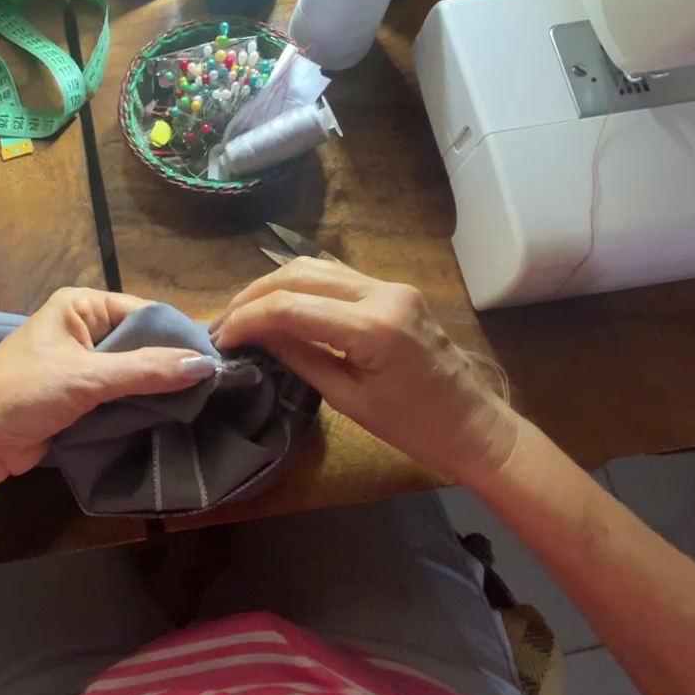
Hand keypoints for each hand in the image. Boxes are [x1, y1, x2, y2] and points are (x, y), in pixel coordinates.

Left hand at [0, 288, 217, 488]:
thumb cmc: (25, 392)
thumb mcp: (88, 377)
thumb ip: (147, 370)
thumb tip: (206, 364)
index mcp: (80, 306)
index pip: (143, 312)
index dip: (177, 336)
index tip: (216, 360)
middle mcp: (82, 328)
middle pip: (140, 343)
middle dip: (169, 365)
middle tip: (214, 387)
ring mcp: (81, 364)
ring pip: (133, 372)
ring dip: (156, 390)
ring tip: (202, 404)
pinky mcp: (80, 397)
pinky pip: (120, 396)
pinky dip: (140, 406)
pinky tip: (171, 418)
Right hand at [210, 259, 521, 483]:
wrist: (475, 425)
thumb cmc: (414, 427)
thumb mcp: (347, 399)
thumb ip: (299, 357)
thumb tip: (253, 336)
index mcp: (374, 327)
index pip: (290, 307)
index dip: (247, 319)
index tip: (219, 338)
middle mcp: (382, 293)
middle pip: (298, 275)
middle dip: (252, 296)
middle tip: (223, 324)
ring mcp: (389, 286)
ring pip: (314, 267)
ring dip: (272, 286)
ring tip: (243, 314)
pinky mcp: (391, 290)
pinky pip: (333, 276)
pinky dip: (298, 286)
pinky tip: (277, 305)